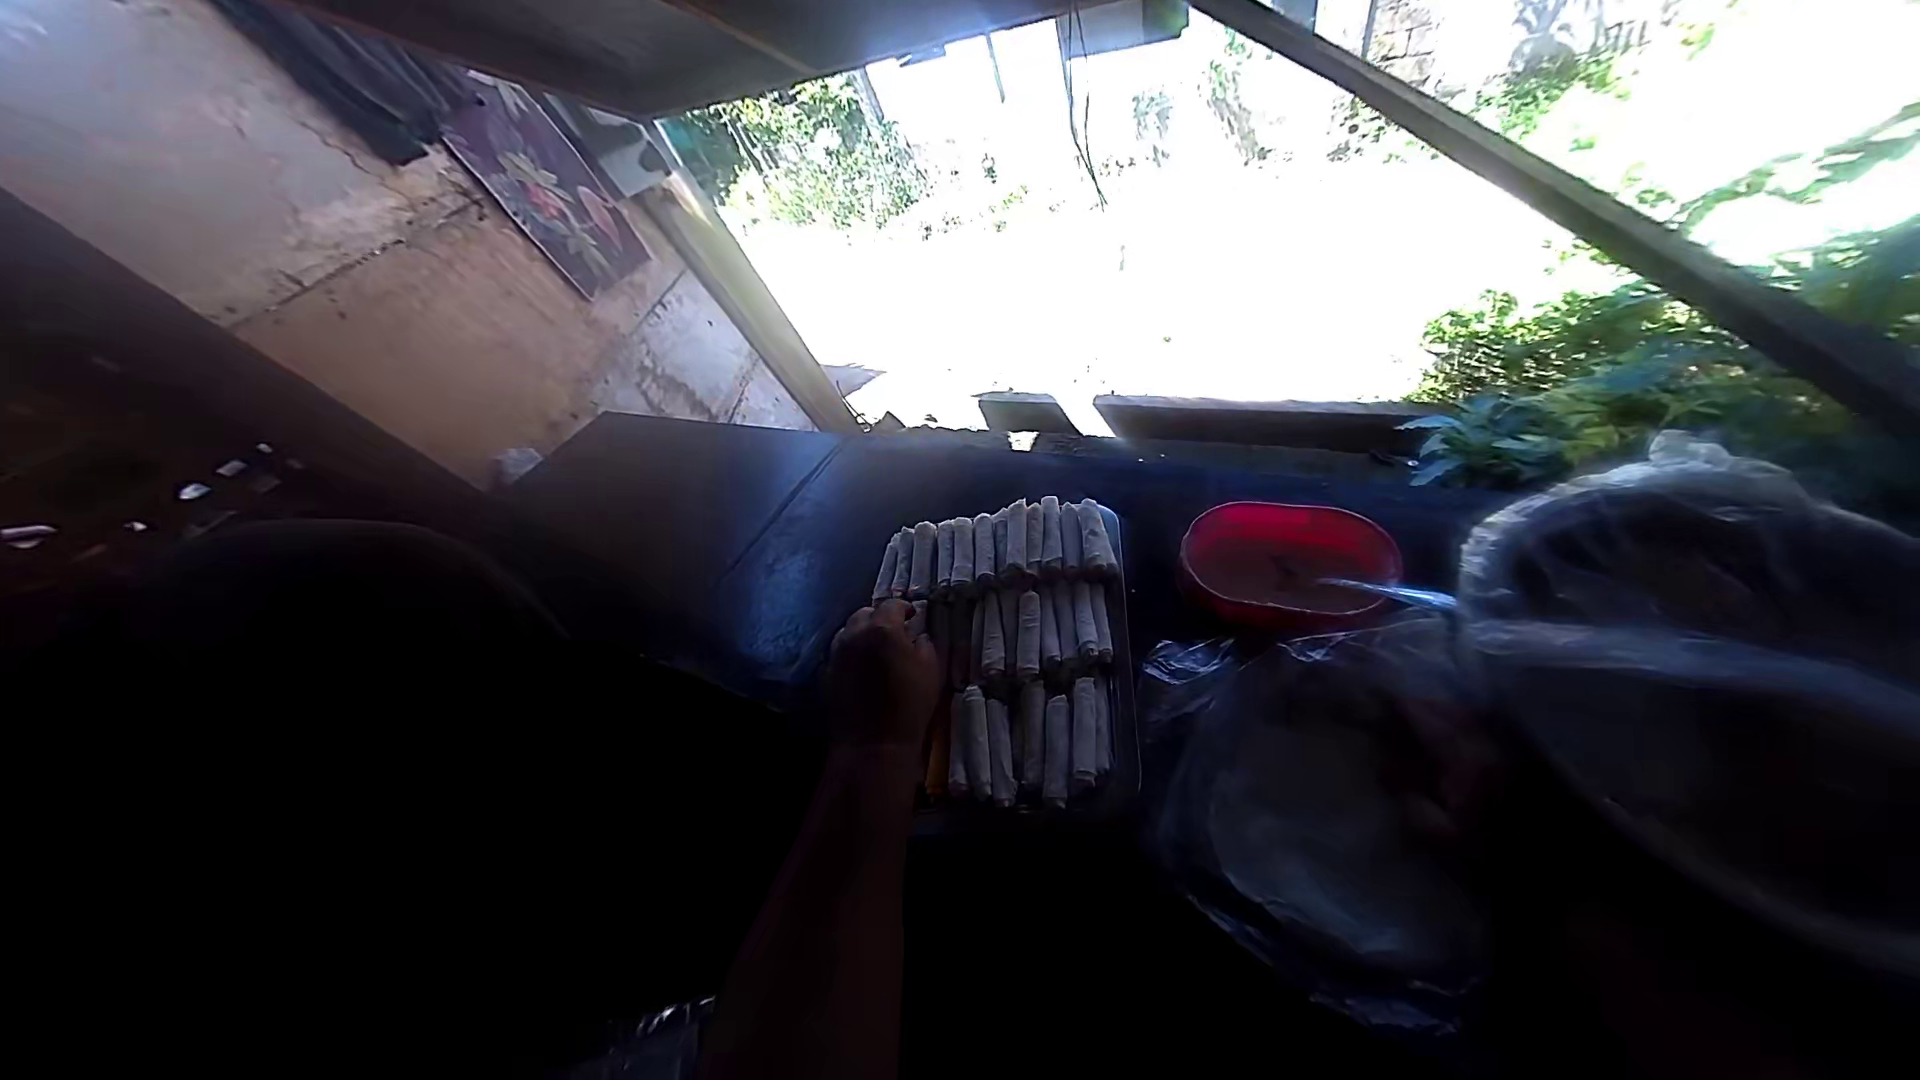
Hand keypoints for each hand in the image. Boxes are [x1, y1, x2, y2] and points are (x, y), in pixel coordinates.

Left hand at [828, 599, 938, 750]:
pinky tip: (863, 665)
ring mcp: (837, 653)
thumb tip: (915, 635)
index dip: (904, 608)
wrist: (872, 744)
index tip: (913, 616)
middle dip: (880, 617)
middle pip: (865, 613)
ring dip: (863, 631)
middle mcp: (855, 634)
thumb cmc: (909, 706)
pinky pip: (840, 650)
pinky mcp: (828, 671)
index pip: (891, 605)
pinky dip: (852, 649)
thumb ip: (924, 644)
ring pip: (849, 630)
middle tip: (895, 631)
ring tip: (877, 646)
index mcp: (882, 629)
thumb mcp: (930, 670)